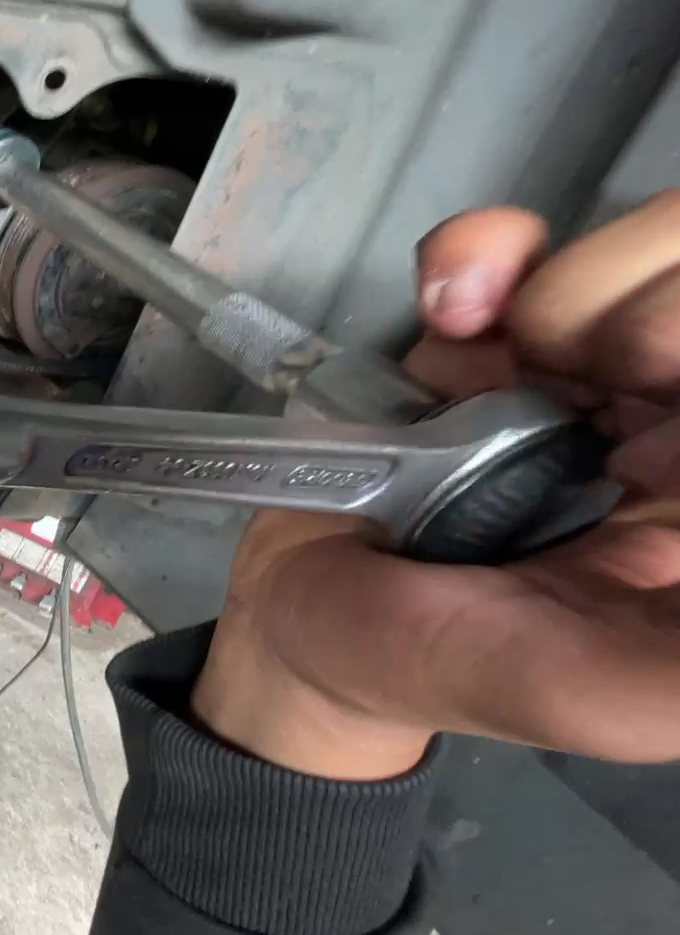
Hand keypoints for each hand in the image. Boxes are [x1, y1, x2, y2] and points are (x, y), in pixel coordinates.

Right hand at [195, 200, 679, 779]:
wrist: (292, 621)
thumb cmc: (429, 663)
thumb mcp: (593, 693)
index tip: (645, 438)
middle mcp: (678, 414)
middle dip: (654, 323)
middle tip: (579, 401)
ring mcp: (582, 368)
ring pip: (647, 243)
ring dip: (563, 287)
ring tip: (489, 367)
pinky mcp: (476, 342)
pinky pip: (514, 242)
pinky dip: (479, 251)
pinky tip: (450, 310)